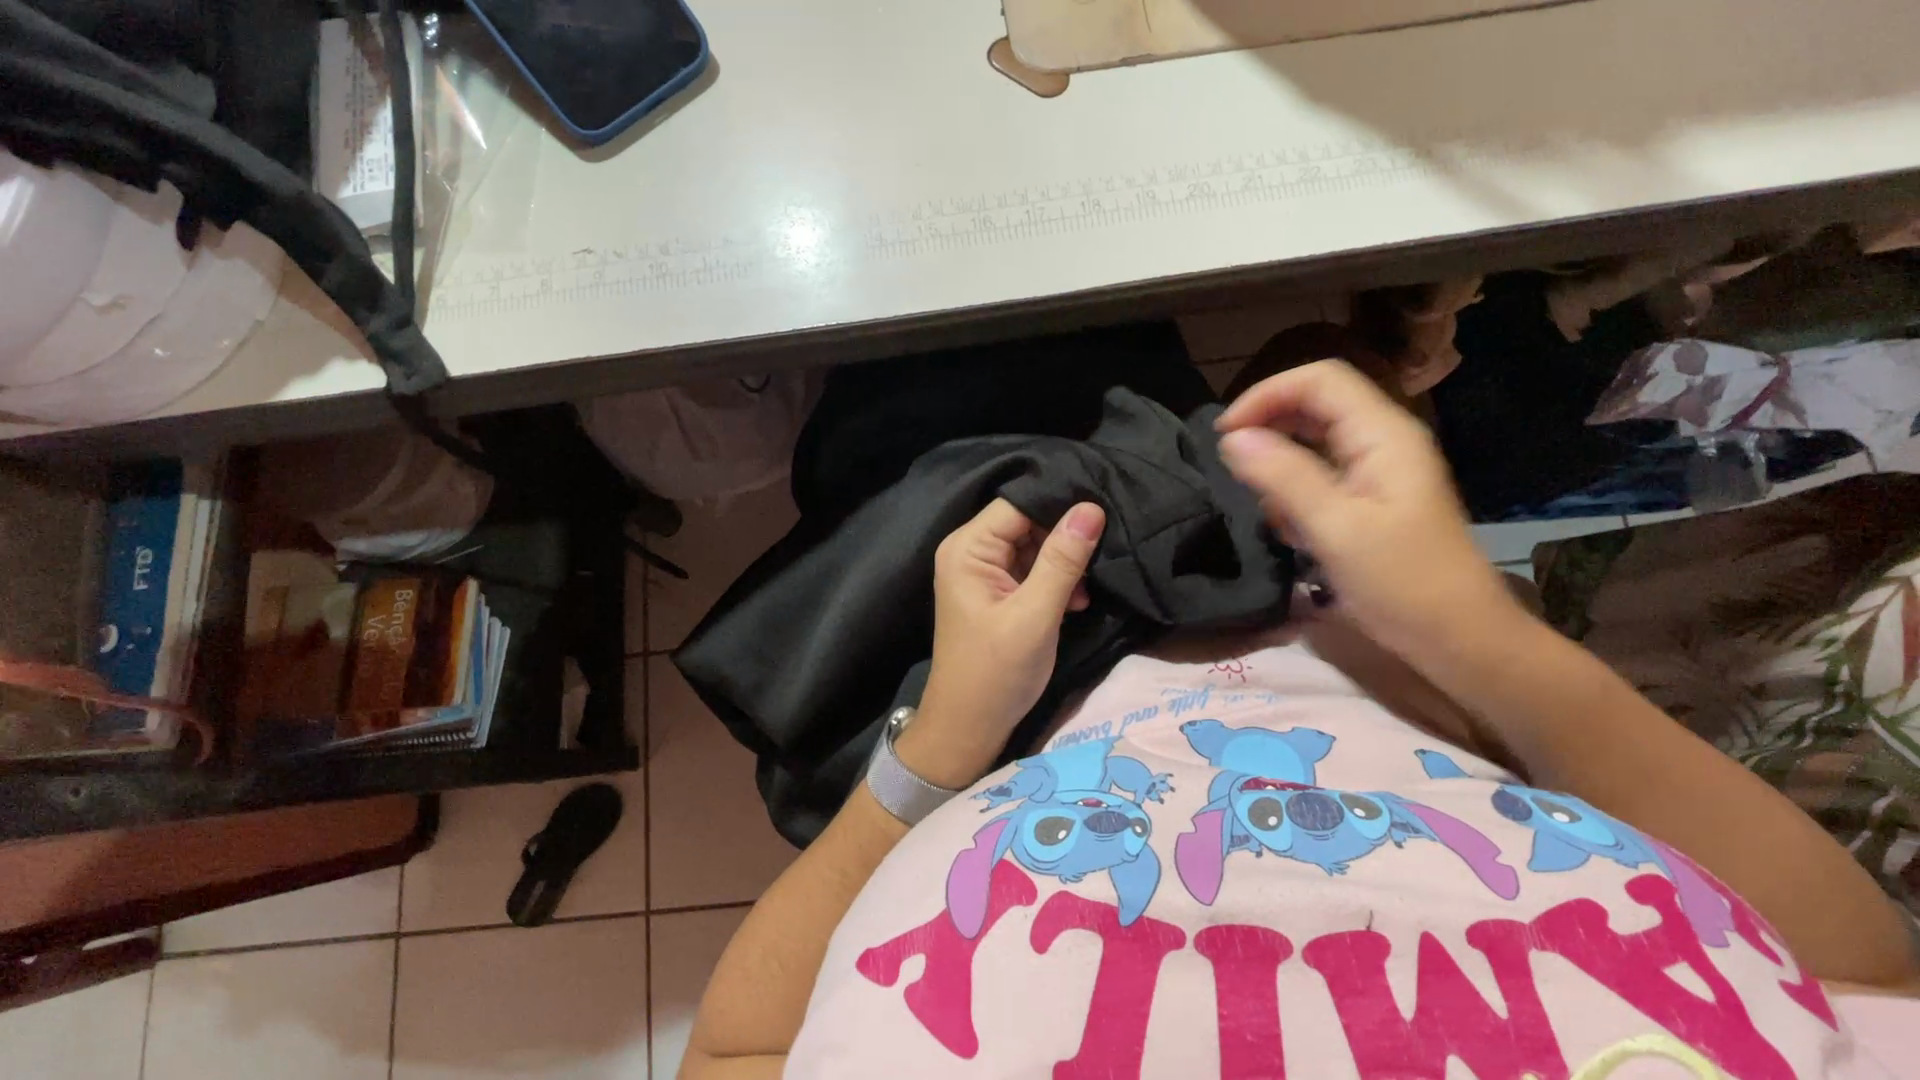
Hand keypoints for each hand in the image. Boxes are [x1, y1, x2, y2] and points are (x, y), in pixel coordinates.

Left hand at [912, 499, 1105, 781]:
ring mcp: (983, 573)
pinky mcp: (997, 593)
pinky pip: (1032, 570)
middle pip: (1027, 521)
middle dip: (1065, 537)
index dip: (1059, 503)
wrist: (969, 726)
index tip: (1104, 509)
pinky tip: (1076, 601)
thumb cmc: (997, 672)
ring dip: (1064, 563)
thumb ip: (1063, 560)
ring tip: (1086, 588)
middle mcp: (970, 551)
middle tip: (1102, 554)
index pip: (1018, 503)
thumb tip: (1091, 508)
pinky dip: (1056, 582)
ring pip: (1034, 546)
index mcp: (968, 548)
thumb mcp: (1035, 615)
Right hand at [1215, 359, 1522, 662]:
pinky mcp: (1372, 498)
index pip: (1318, 380)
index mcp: (1383, 435)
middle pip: (1316, 403)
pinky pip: (1322, 472)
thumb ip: (1283, 476)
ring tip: (1262, 502)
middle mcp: (1383, 440)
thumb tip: (1232, 438)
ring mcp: (1380, 469)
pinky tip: (1288, 525)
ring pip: (1315, 439)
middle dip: (1268, 424)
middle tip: (1231, 463)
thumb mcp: (1334, 528)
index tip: (1226, 435)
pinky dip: (1295, 488)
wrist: (1459, 637)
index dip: (1266, 394)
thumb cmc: (1401, 582)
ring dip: (1280, 461)